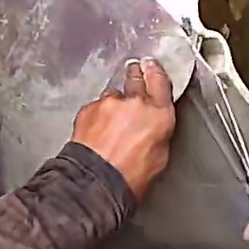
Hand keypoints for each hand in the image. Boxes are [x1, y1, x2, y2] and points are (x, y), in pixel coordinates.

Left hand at [71, 58, 175, 198]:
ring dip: (113, 103)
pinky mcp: (89, 109)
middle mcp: (135, 103)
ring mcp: (110, 104)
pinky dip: (96, 115)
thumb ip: (158, 131)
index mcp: (159, 114)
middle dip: (134, 77)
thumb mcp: (159, 157)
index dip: (154, 71)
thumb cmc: (130, 177)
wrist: (96, 182)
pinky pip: (95, 107)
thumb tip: (153, 126)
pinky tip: (95, 132)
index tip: (151, 66)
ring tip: (110, 122)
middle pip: (135, 77)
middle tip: (132, 80)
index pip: (160, 80)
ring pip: (112, 94)